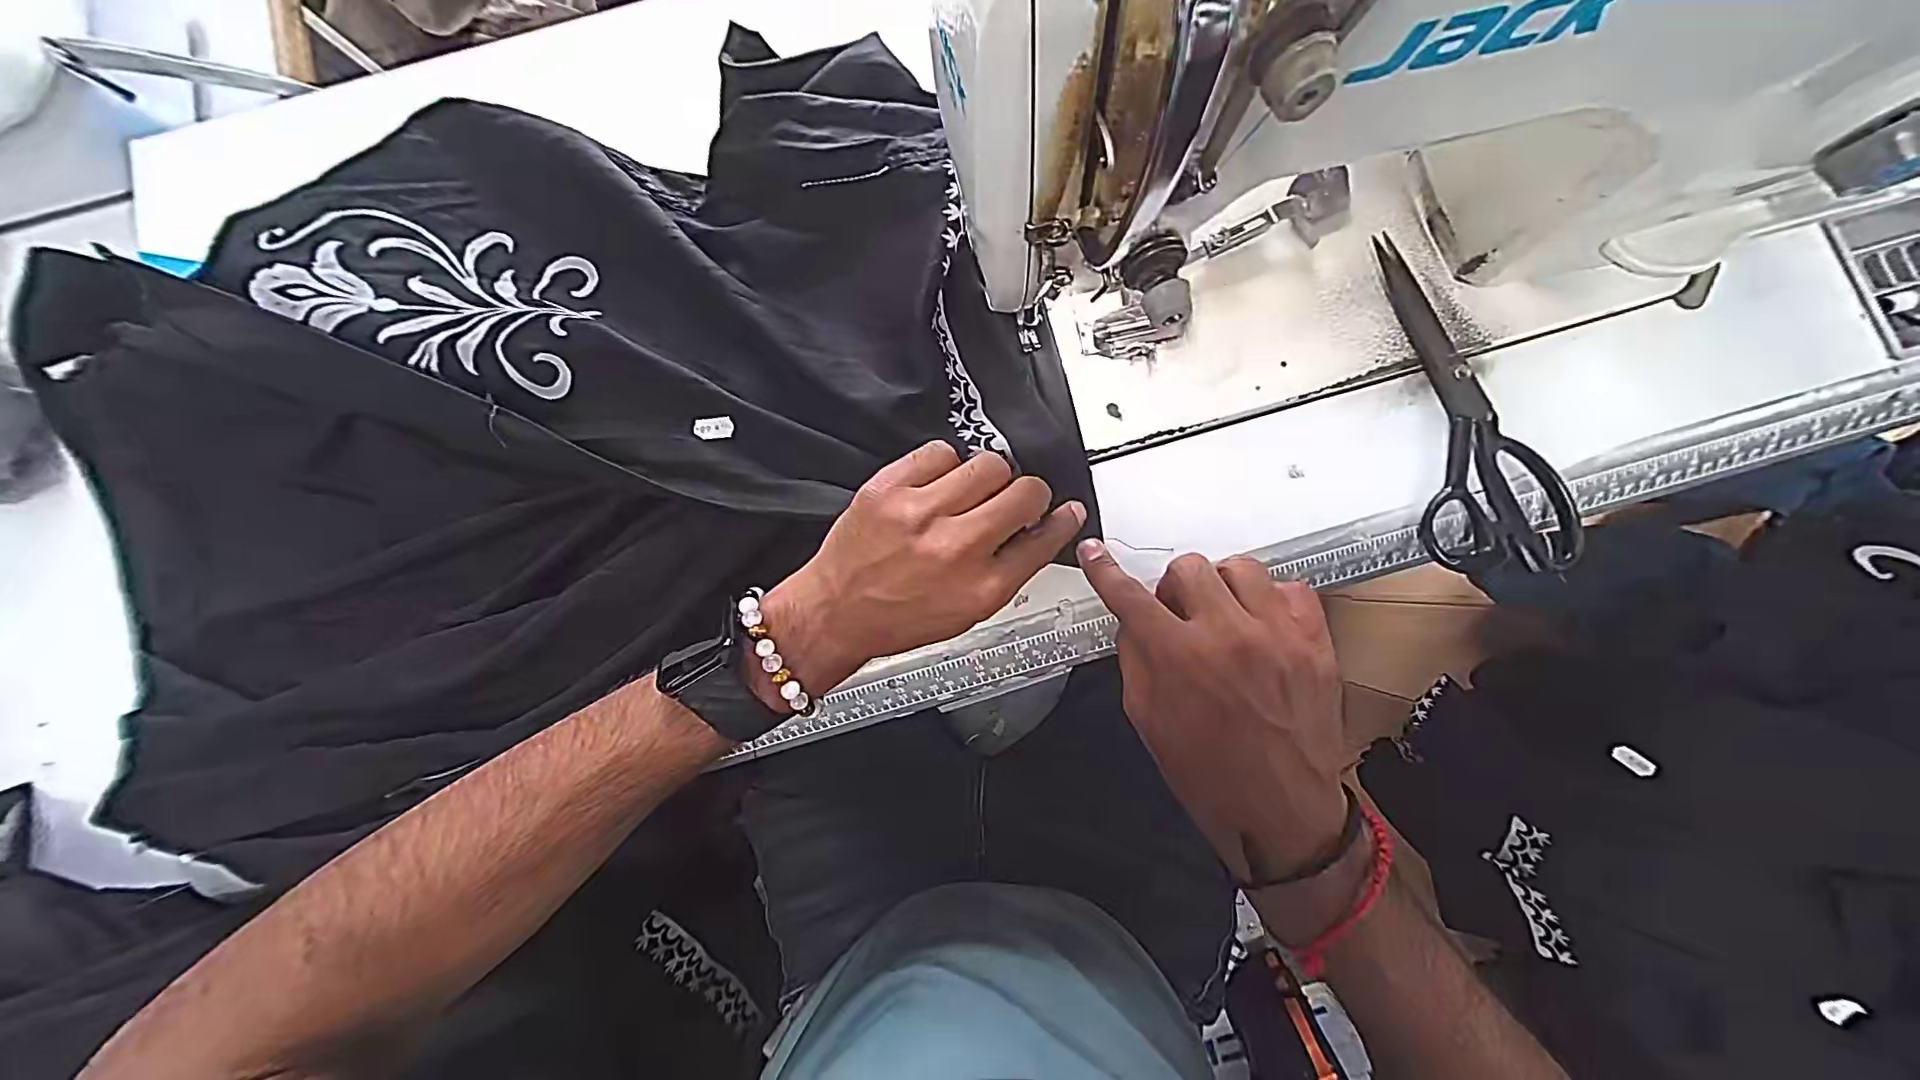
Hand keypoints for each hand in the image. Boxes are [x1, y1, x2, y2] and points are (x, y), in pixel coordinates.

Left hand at [752, 442, 1084, 709]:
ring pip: (988, 464)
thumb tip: (1039, 534)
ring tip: (972, 492)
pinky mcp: (889, 490)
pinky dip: (947, 463)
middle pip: (1024, 493)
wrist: (835, 612)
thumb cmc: (897, 618)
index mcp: (981, 587)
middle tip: (1014, 500)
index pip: (1043, 540)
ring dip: (990, 476)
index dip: (1061, 521)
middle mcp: (955, 548)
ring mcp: (920, 514)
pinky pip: (940, 452)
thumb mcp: (967, 612)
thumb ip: (1009, 571)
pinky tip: (939, 483)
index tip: (1066, 511)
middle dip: (1029, 494)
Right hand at [1077, 541, 1349, 886]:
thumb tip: (1131, 623)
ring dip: (1221, 587)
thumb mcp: (1149, 720)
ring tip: (1222, 616)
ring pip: (1240, 567)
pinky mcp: (1315, 643)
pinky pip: (1291, 587)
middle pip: (1188, 567)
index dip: (1105, 570)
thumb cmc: (1212, 776)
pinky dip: (1270, 599)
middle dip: (1174, 588)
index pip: (1130, 596)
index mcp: (1179, 659)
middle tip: (1178, 615)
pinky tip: (1261, 624)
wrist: (1282, 811)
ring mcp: (1278, 635)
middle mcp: (1228, 636)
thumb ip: (1136, 661)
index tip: (1096, 554)